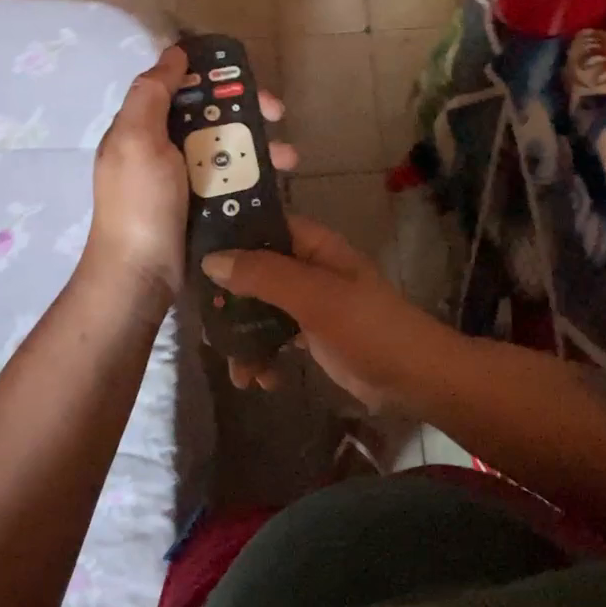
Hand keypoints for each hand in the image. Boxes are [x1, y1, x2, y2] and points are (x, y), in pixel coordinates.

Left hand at [86, 45, 295, 303]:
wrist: (140, 276)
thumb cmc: (139, 204)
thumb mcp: (136, 141)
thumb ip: (151, 94)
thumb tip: (174, 53)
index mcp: (142, 127)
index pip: (181, 86)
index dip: (214, 75)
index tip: (247, 77)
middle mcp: (164, 148)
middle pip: (212, 115)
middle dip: (248, 110)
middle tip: (279, 114)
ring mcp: (186, 179)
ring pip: (230, 148)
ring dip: (262, 145)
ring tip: (290, 158)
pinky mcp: (205, 205)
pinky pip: (236, 179)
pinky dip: (259, 174)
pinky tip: (281, 180)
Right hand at [204, 217, 450, 414]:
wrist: (415, 378)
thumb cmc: (368, 328)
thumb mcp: (315, 298)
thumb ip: (264, 275)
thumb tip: (211, 259)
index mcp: (313, 245)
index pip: (261, 225)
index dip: (227, 237)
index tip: (191, 259)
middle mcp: (308, 266)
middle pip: (253, 271)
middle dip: (229, 303)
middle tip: (209, 331)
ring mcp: (309, 301)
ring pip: (259, 308)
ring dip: (244, 338)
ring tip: (240, 373)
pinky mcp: (312, 333)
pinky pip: (275, 336)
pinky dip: (264, 356)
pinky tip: (262, 381)